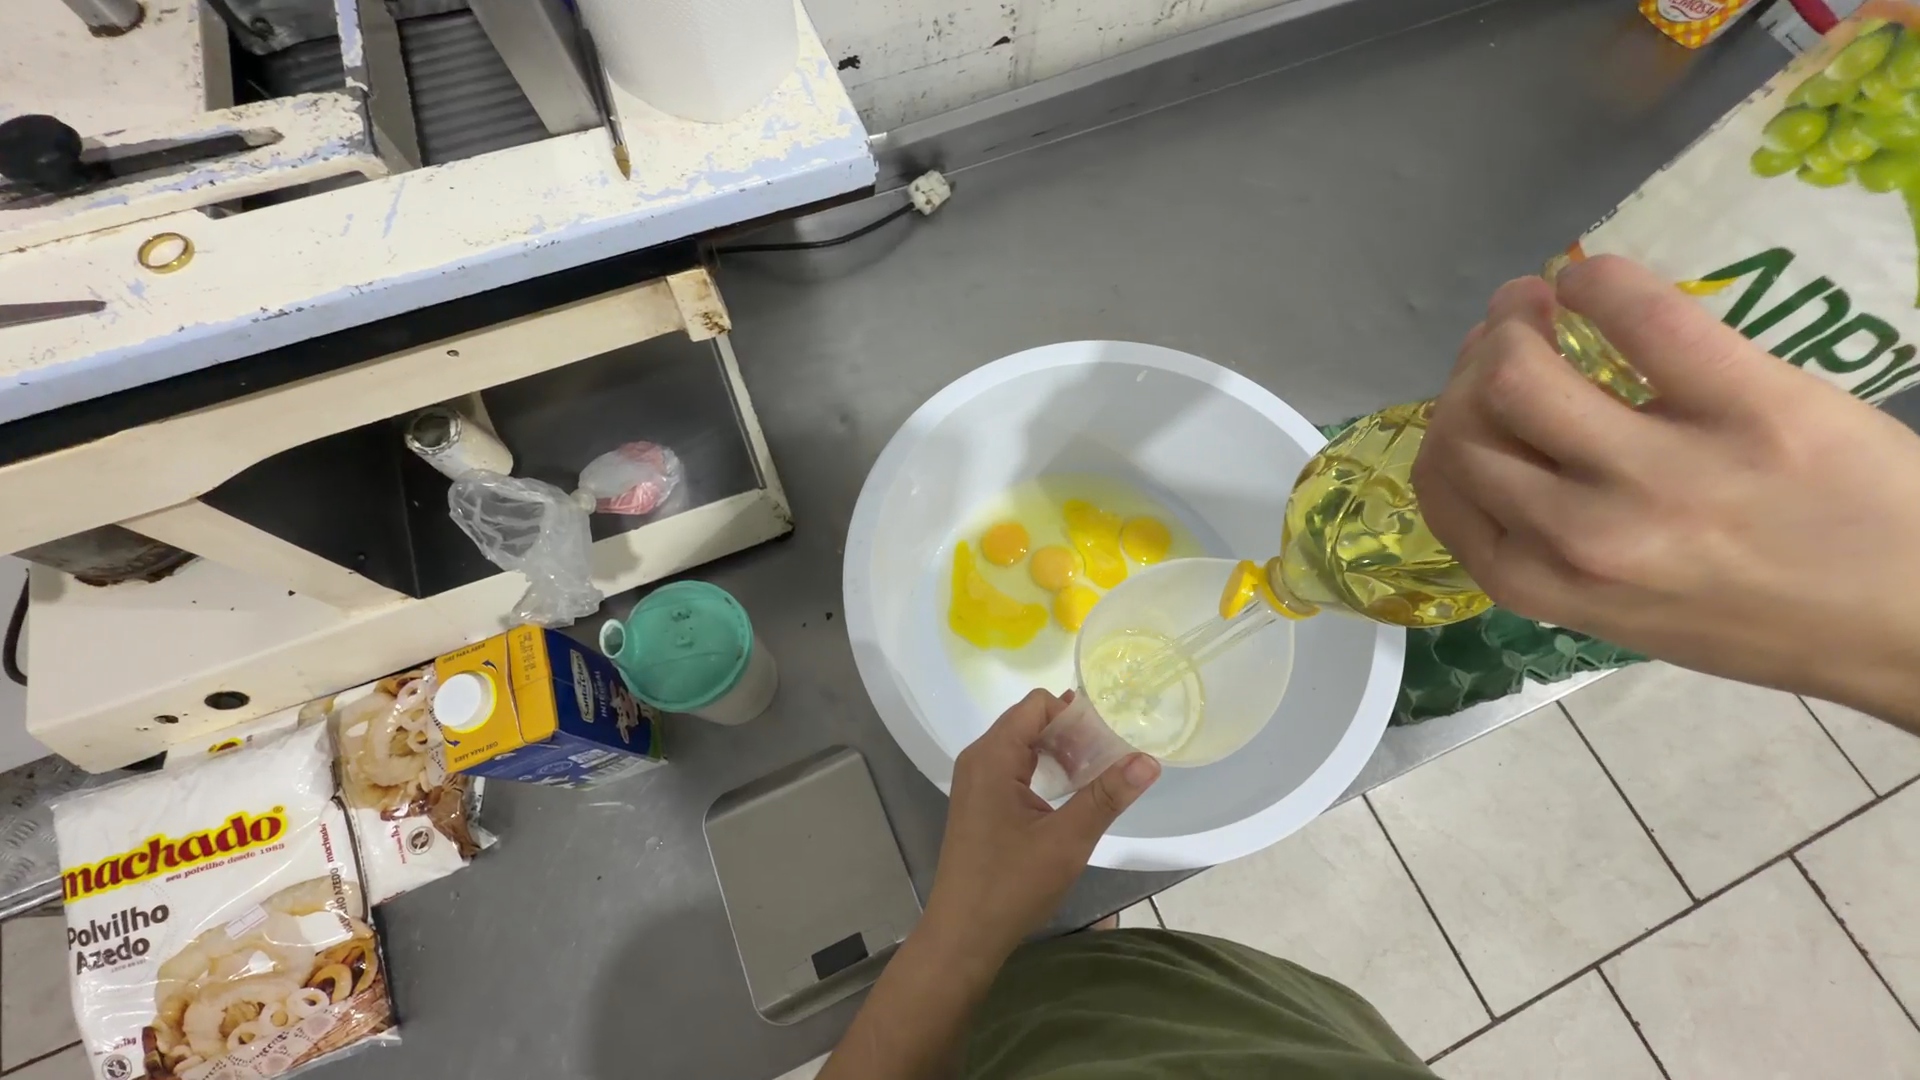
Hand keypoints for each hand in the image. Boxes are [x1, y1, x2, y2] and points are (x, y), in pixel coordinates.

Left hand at [924, 689, 1159, 957]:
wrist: (963, 934)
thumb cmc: (1012, 885)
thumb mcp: (1067, 840)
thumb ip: (1106, 795)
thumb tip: (1148, 760)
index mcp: (993, 755)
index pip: (1037, 704)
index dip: (1075, 713)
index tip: (1109, 739)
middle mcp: (979, 757)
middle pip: (1029, 720)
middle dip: (1071, 733)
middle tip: (1107, 761)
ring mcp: (975, 779)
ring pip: (1022, 744)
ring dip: (1059, 752)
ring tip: (1093, 778)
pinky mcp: (978, 800)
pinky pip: (1013, 766)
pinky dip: (1042, 769)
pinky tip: (1067, 795)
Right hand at [1414, 255, 1919, 727]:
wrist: (1917, 621)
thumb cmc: (1748, 615)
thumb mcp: (1599, 604)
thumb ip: (1525, 533)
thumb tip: (1482, 426)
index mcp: (1536, 581)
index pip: (1438, 479)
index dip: (1442, 422)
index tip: (1465, 392)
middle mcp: (1578, 534)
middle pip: (1463, 422)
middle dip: (1468, 368)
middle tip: (1501, 337)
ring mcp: (1660, 473)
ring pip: (1514, 373)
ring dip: (1510, 322)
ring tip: (1534, 304)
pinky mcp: (1751, 409)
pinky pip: (1642, 320)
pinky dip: (1597, 283)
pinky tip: (1589, 280)